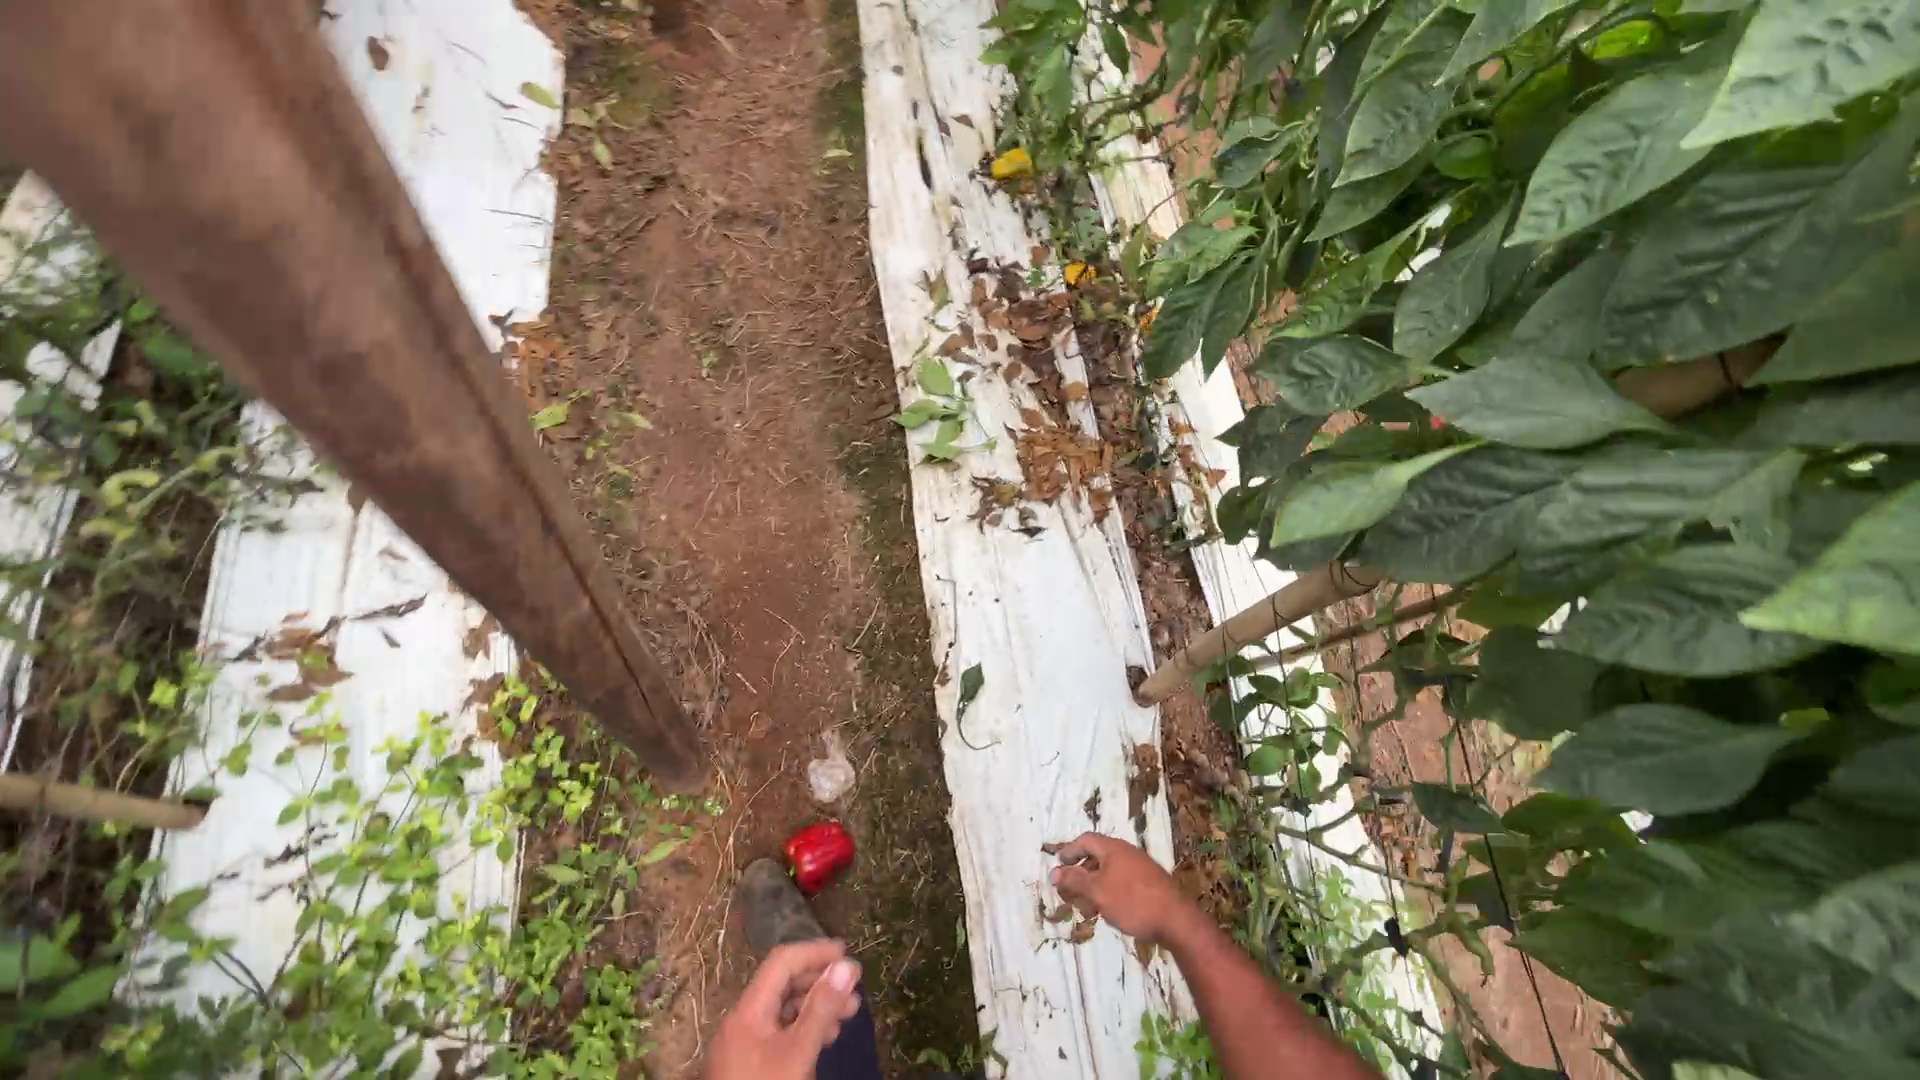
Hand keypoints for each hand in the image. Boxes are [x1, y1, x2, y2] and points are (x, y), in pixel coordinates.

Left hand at [707, 940, 862, 1079]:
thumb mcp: (798, 1052)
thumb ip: (821, 1008)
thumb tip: (847, 966)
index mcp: (748, 1009)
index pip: (782, 961)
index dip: (815, 952)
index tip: (847, 955)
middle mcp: (742, 1019)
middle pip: (783, 984)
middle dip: (821, 982)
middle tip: (855, 989)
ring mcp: (743, 1043)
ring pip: (783, 1010)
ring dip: (816, 1006)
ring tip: (848, 1014)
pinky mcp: (748, 1064)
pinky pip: (779, 1032)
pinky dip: (804, 1028)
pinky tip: (825, 1039)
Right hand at [1048, 832, 1191, 943]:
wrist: (1176, 920)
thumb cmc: (1132, 901)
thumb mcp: (1097, 891)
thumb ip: (1074, 881)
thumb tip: (1054, 872)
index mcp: (1113, 848)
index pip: (1086, 840)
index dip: (1070, 850)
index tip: (1058, 864)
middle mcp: (1127, 853)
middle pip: (1097, 856)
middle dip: (1080, 874)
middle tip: (1069, 892)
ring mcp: (1140, 868)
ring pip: (1109, 873)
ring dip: (1094, 887)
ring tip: (1087, 909)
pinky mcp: (1150, 885)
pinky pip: (1122, 883)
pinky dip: (1109, 893)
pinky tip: (1108, 912)